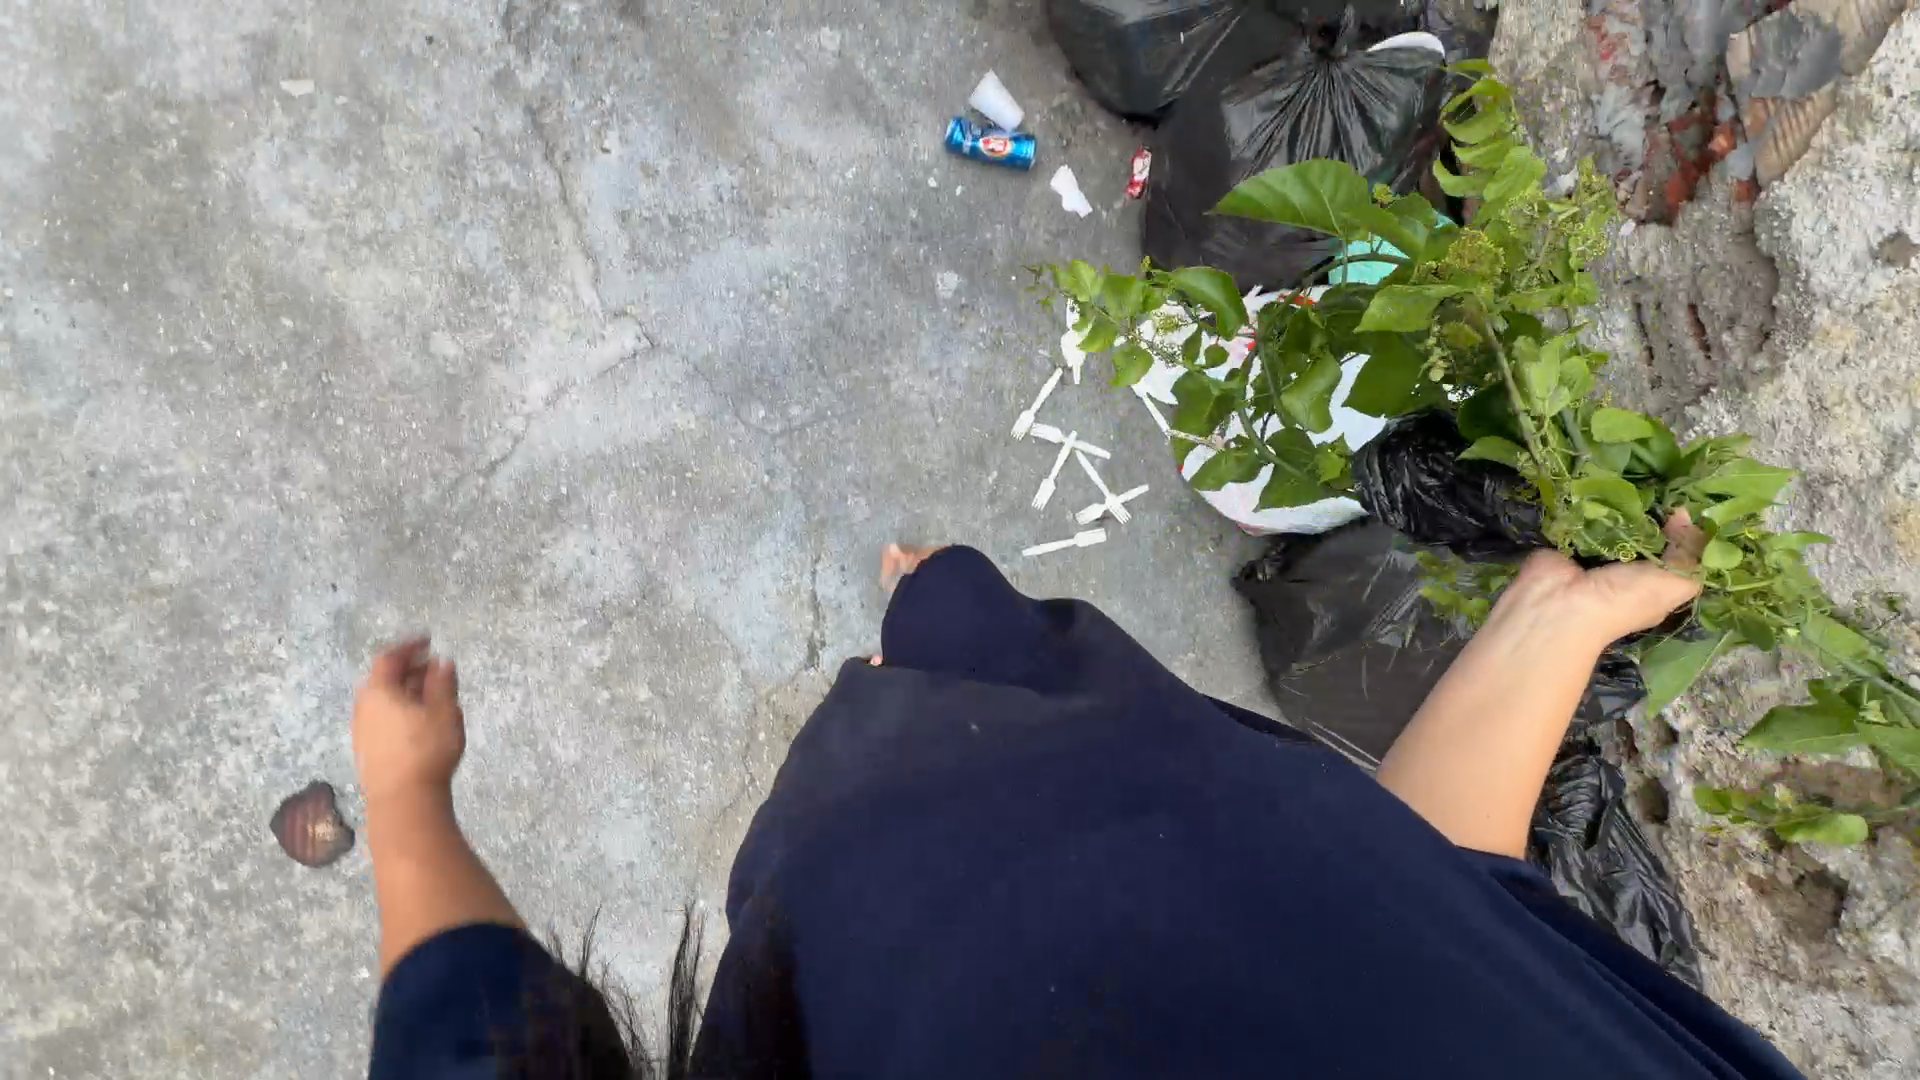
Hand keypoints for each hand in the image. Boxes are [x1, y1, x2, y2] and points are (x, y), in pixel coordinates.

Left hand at [352, 638, 464, 805]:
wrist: (403, 797)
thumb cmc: (427, 747)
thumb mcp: (444, 710)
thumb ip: (442, 683)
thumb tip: (441, 662)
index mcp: (380, 692)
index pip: (390, 658)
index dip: (409, 646)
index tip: (429, 641)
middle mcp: (364, 706)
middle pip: (382, 678)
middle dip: (408, 668)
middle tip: (434, 666)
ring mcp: (362, 728)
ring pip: (382, 698)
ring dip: (405, 688)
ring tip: (430, 692)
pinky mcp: (367, 747)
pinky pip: (381, 714)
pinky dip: (399, 705)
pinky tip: (418, 717)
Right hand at [1490, 509, 1705, 652]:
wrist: (1559, 602)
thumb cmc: (1623, 599)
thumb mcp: (1676, 582)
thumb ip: (1691, 551)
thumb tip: (1684, 514)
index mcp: (1653, 580)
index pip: (1673, 549)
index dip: (1682, 527)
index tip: (1681, 503)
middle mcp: (1625, 566)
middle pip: (1644, 531)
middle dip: (1649, 512)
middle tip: (1654, 490)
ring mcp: (1594, 552)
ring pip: (1614, 522)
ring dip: (1617, 505)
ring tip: (1625, 488)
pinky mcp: (1566, 539)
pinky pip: (1581, 516)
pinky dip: (1587, 506)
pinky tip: (1594, 493)